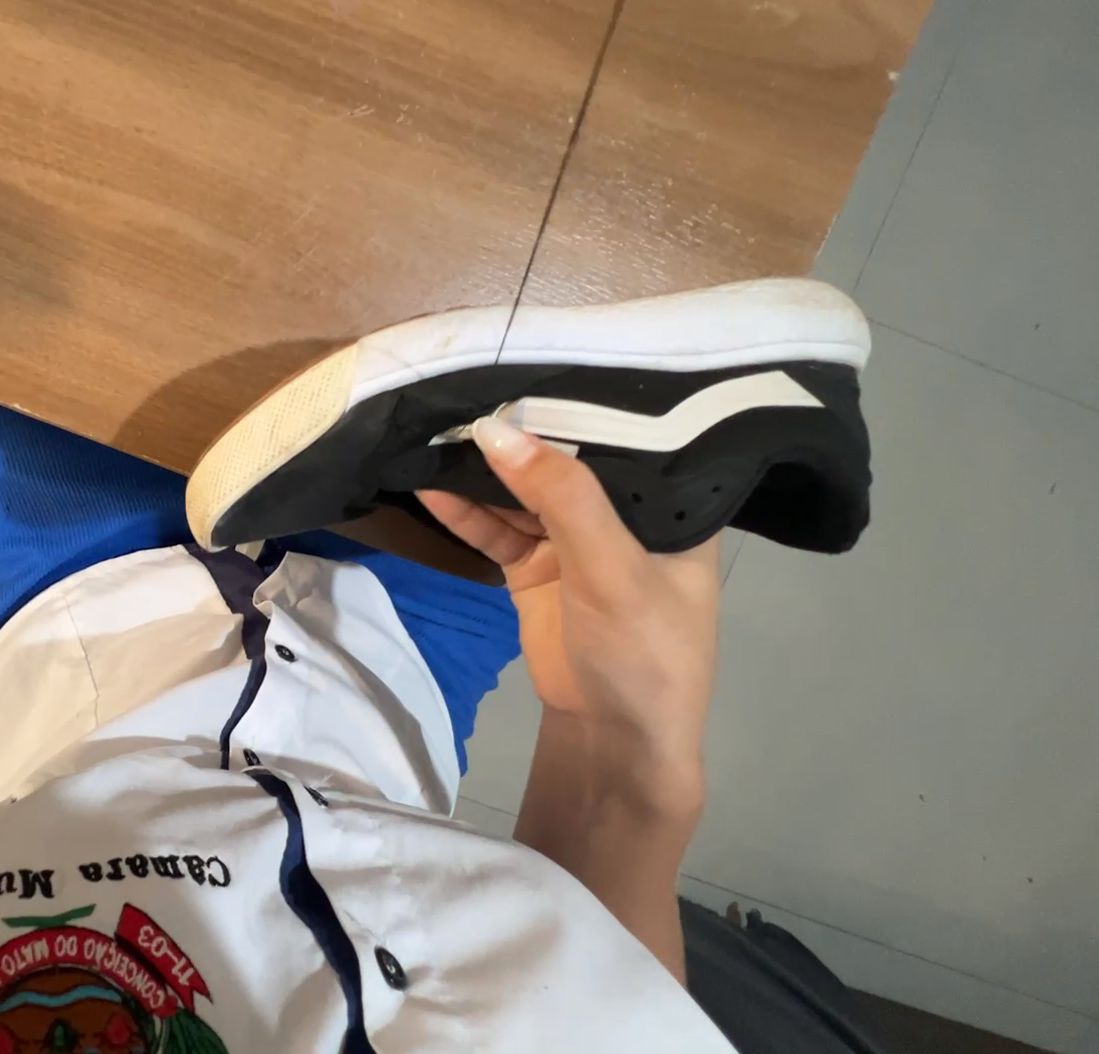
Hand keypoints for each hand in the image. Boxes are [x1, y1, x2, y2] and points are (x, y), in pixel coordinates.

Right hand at [418, 416, 720, 804]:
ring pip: (519, 494)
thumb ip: (559, 497)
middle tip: (460, 398)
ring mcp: (571, 540)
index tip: (522, 363)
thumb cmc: (642, 651)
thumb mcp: (610, 568)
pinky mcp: (533, 566)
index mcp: (667, 503)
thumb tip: (494, 431)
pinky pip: (495, 530)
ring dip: (480, 476)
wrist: (611, 735)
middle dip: (514, 438)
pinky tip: (431, 489)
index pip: (621, 436)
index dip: (573, 402)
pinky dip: (465, 513)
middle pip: (560, 462)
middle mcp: (620, 513)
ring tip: (433, 438)